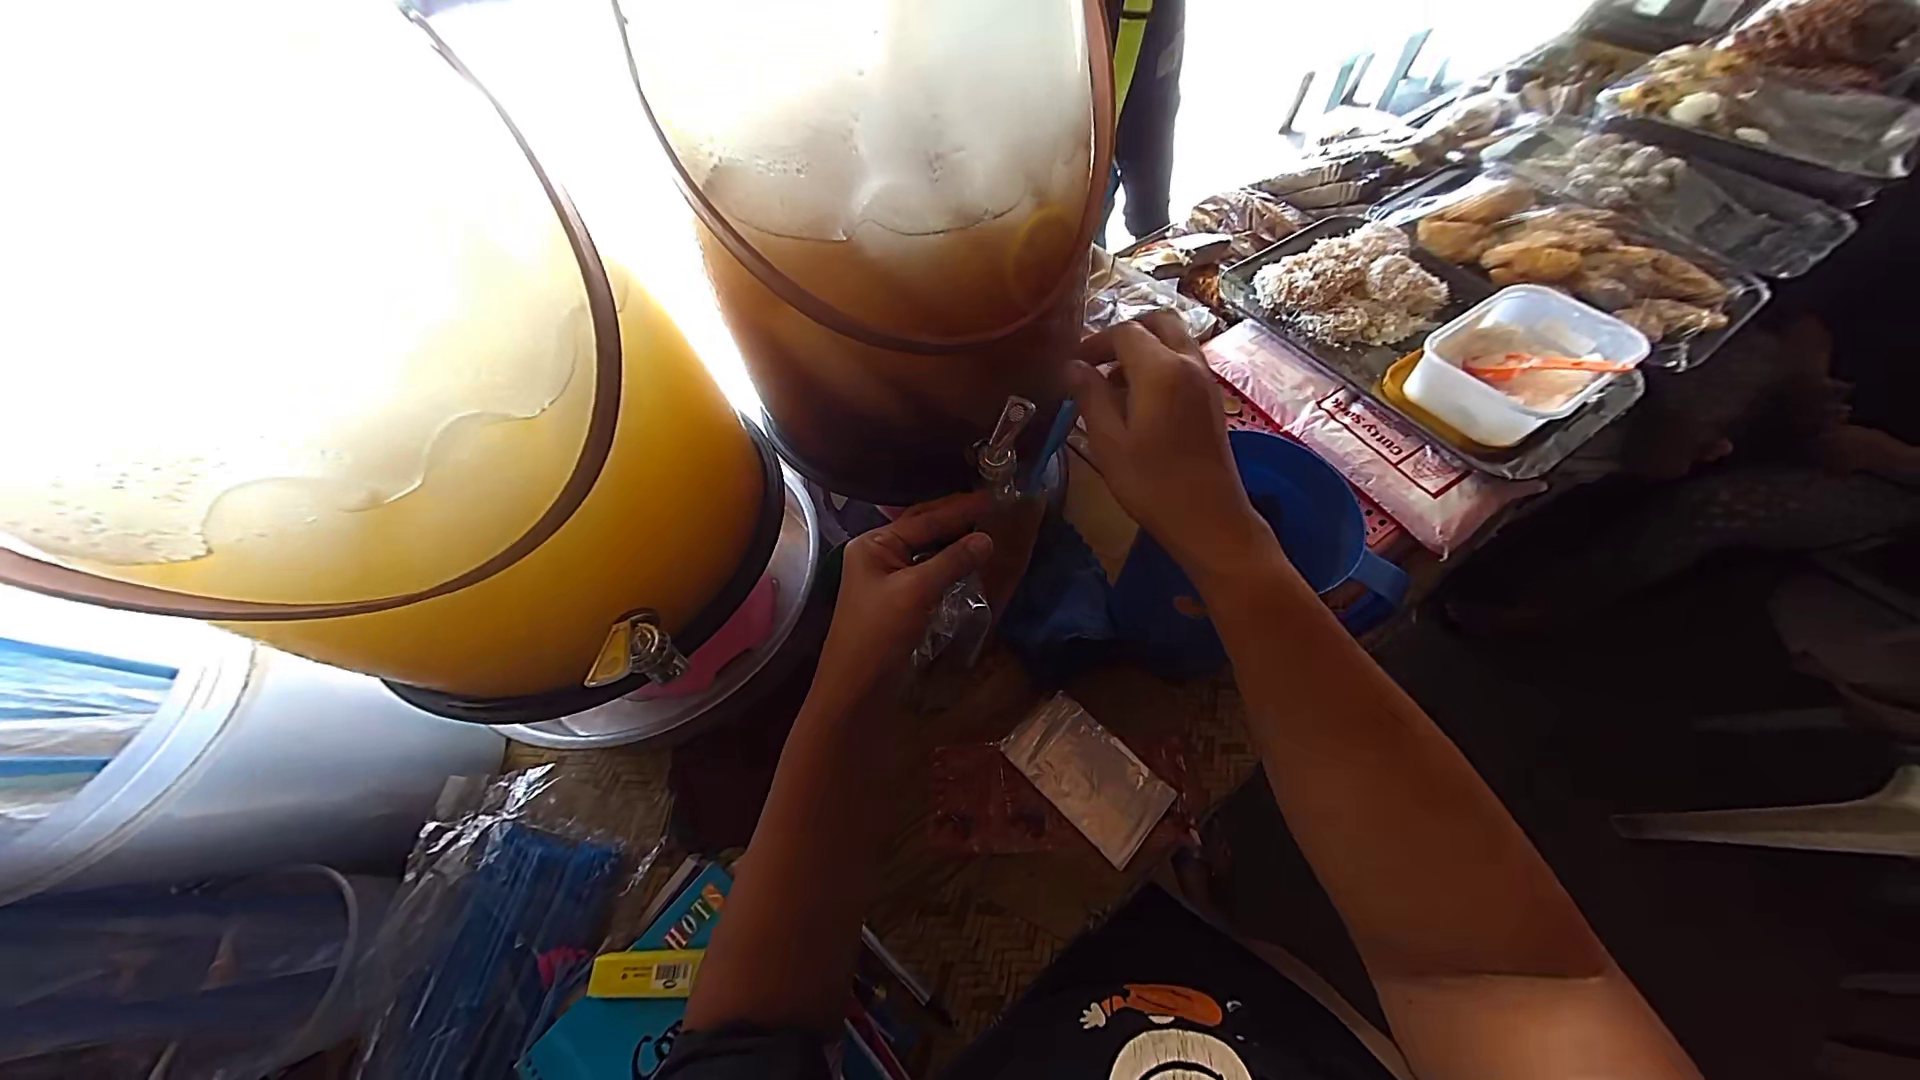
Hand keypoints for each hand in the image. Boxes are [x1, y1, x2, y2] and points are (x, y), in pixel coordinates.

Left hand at [811, 491, 994, 710]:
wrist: (856, 689)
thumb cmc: (878, 634)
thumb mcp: (916, 592)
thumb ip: (951, 561)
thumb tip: (986, 539)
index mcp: (873, 544)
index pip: (923, 519)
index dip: (960, 508)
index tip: (992, 497)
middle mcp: (879, 555)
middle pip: (923, 529)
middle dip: (957, 518)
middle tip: (993, 506)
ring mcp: (888, 578)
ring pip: (928, 551)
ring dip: (956, 541)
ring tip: (988, 528)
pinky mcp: (899, 600)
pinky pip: (929, 572)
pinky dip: (951, 565)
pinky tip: (971, 561)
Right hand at [1068, 312, 1285, 588]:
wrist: (1208, 518)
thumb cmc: (1152, 483)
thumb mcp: (1108, 441)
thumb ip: (1089, 396)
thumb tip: (1071, 367)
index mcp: (1161, 370)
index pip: (1124, 332)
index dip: (1093, 343)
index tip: (1072, 366)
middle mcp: (1189, 363)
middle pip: (1157, 322)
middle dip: (1124, 334)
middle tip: (1095, 362)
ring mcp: (1206, 381)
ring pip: (1174, 340)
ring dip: (1143, 349)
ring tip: (1112, 385)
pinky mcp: (1212, 400)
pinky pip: (1184, 363)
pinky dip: (1159, 365)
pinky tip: (1138, 402)